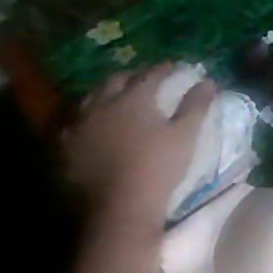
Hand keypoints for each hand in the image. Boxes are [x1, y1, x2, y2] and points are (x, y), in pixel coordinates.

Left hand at [64, 65, 215, 222]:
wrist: (118, 206)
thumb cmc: (158, 168)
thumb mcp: (185, 136)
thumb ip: (195, 106)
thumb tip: (208, 82)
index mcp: (133, 97)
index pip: (150, 74)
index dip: (164, 69)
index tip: (174, 66)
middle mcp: (102, 102)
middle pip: (116, 80)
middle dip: (131, 76)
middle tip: (142, 79)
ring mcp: (79, 122)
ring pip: (91, 98)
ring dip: (105, 93)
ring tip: (114, 98)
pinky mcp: (64, 144)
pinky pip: (74, 122)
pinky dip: (86, 119)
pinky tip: (90, 126)